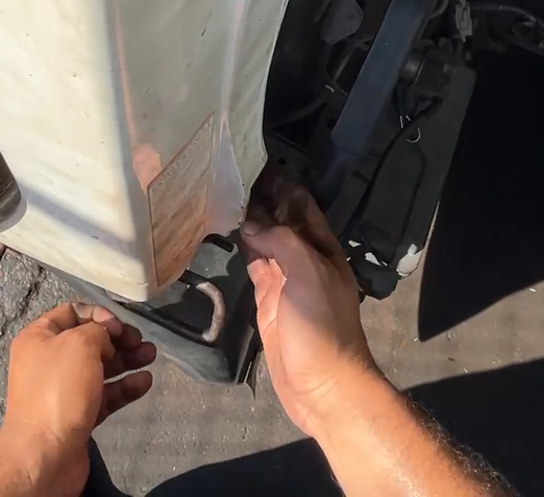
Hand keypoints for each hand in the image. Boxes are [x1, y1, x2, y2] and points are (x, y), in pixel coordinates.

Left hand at [0, 302, 154, 496]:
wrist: (44, 457)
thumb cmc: (58, 390)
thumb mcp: (79, 344)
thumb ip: (98, 331)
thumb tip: (106, 338)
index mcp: (39, 338)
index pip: (72, 312)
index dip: (98, 314)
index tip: (118, 325)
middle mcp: (50, 361)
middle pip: (90, 341)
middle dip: (118, 339)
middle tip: (139, 341)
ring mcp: (64, 391)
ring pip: (101, 368)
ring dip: (127, 361)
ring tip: (151, 355)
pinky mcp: (78, 416)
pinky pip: (105, 395)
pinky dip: (124, 387)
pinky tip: (144, 382)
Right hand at [240, 178, 387, 438]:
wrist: (322, 385)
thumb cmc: (322, 325)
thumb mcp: (308, 273)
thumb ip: (281, 240)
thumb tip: (250, 222)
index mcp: (321, 246)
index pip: (300, 202)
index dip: (281, 181)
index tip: (253, 159)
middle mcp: (303, 255)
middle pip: (280, 217)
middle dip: (260, 195)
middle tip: (227, 171)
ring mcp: (285, 277)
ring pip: (265, 237)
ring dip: (248, 217)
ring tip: (221, 192)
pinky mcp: (268, 297)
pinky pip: (254, 261)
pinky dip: (241, 244)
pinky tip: (224, 229)